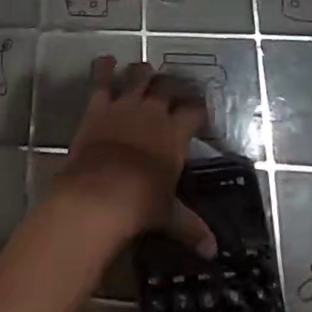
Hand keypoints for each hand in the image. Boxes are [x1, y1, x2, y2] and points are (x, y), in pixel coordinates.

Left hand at [51, 57, 216, 257]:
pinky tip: (106, 60)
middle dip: (172, 86)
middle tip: (173, 88)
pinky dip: (104, 68)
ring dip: (143, 72)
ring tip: (145, 70)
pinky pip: (102, 81)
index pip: (194, 112)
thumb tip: (214, 251)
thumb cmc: (140, 204)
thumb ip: (191, 227)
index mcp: (175, 133)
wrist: (100, 193)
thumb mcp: (169, 215)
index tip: (200, 113)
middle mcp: (154, 111)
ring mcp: (125, 105)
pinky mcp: (98, 107)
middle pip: (168, 87)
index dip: (199, 110)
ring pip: (139, 76)